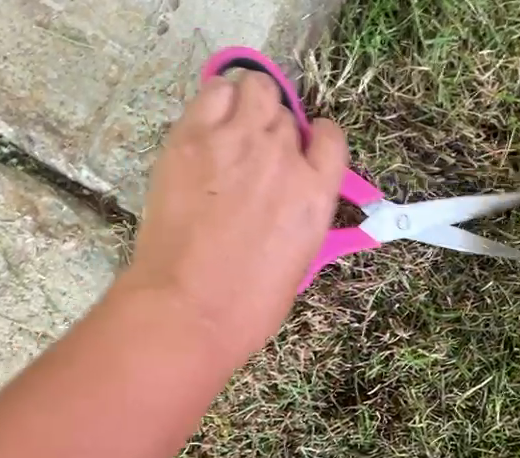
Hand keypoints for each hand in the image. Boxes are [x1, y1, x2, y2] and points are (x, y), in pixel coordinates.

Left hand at [121, 70, 348, 363]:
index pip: (330, 138)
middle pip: (287, 115)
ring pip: (254, 89)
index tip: (301, 155)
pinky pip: (213, 93)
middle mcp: (282, 157)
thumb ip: (300, 216)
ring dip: (249, 105)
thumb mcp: (297, 262)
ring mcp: (235, 141)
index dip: (314, 143)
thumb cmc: (247, 304)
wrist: (190, 307)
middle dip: (275, 131)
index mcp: (316, 195)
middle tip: (255, 157)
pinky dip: (216, 102)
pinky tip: (208, 129)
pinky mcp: (191, 136)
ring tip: (233, 132)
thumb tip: (289, 199)